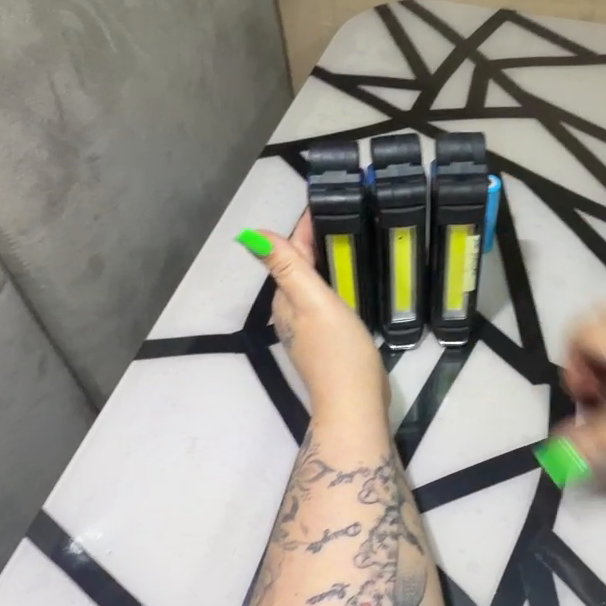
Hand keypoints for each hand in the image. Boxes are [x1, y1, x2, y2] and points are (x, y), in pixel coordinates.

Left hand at [238, 213, 387, 422]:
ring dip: (324, 261)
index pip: (290, 252)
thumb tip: (250, 234)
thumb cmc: (337, 350)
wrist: (355, 402)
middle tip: (340, 214)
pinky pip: (326, 301)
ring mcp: (309, 329)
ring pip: (312, 284)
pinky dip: (335, 283)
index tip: (323, 203)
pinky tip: (351, 280)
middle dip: (312, 241)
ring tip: (347, 239)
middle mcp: (292, 312)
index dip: (304, 228)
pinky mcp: (327, 341)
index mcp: (285, 299)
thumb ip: (287, 266)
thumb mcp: (314, 301)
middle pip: (299, 267)